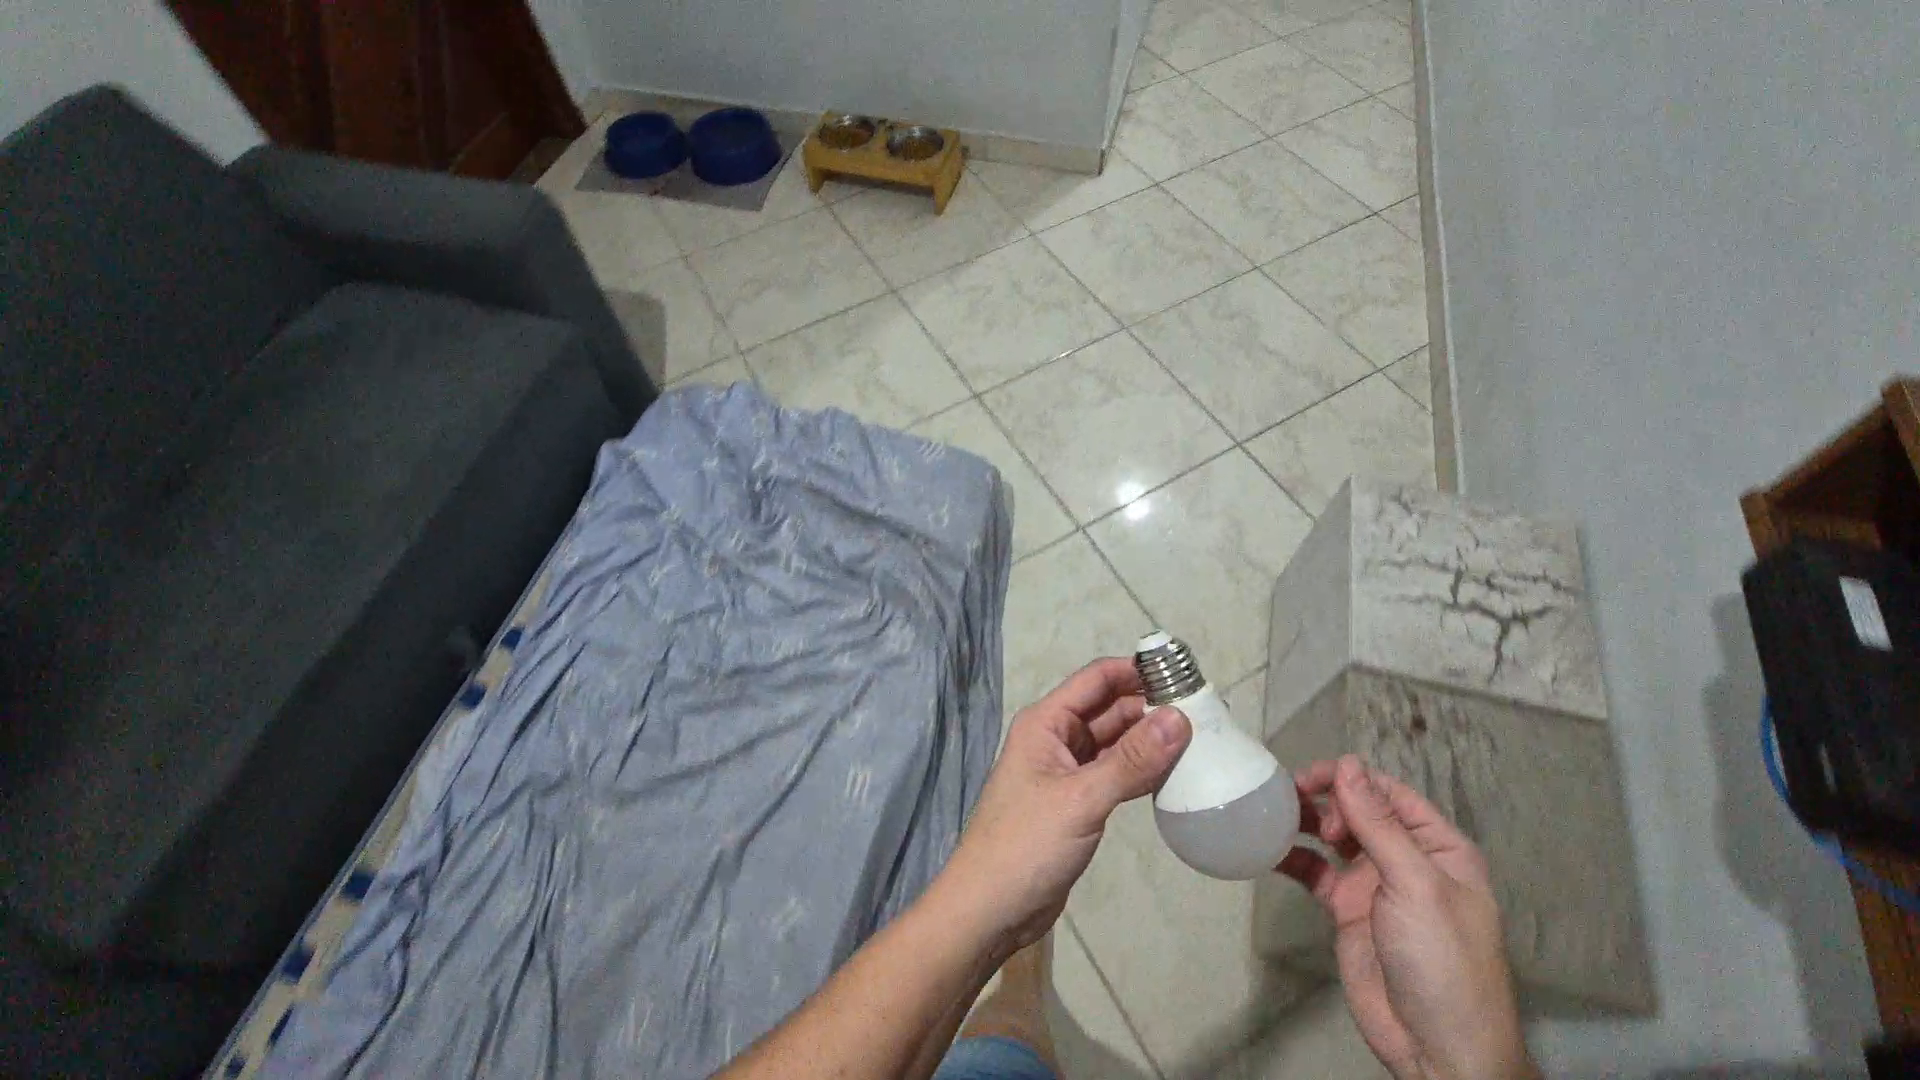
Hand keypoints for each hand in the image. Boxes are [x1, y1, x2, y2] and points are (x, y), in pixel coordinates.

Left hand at [935, 658, 1191, 954]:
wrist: (990, 910)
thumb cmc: (1026, 845)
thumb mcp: (1082, 799)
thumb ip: (1131, 760)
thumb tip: (1180, 718)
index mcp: (1046, 723)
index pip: (1097, 679)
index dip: (1138, 672)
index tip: (1186, 676)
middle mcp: (1055, 739)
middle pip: (1109, 709)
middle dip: (1151, 708)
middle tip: (1207, 715)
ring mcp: (1065, 772)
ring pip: (1115, 743)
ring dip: (1150, 742)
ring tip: (1202, 742)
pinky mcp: (1076, 803)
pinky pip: (1115, 774)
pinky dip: (1141, 772)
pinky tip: (1175, 777)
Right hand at [1280, 756, 1534, 1079]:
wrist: (1437, 1047)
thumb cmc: (1442, 958)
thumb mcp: (1416, 885)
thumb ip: (1378, 825)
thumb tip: (1348, 764)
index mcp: (1437, 847)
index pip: (1389, 794)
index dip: (1351, 779)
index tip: (1310, 779)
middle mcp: (1406, 858)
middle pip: (1358, 810)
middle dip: (1325, 800)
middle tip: (1293, 806)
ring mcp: (1374, 884)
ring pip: (1333, 837)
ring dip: (1305, 823)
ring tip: (1273, 816)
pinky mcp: (1347, 910)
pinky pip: (1315, 873)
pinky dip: (1292, 858)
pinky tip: (1267, 851)